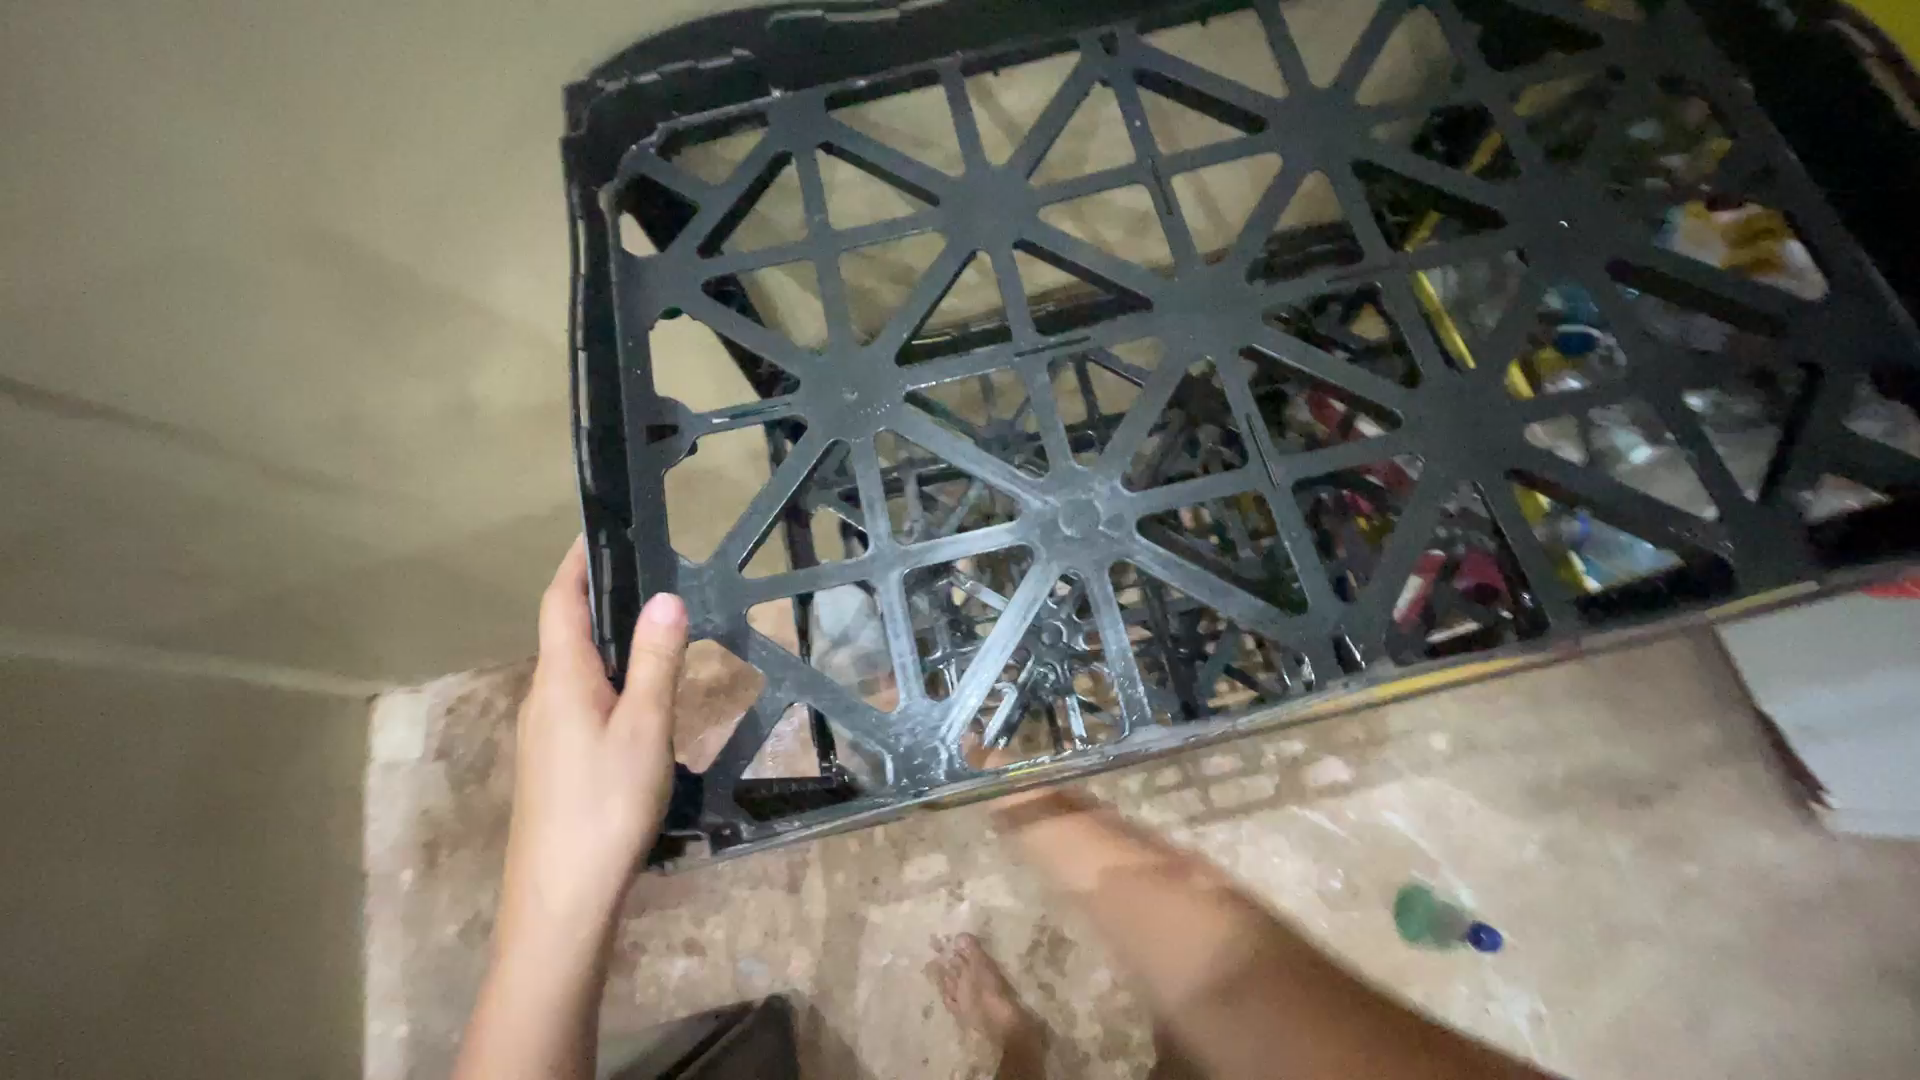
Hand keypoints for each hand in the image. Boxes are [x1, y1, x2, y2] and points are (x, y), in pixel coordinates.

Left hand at [495, 537, 687, 956]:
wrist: (562, 900)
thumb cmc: (605, 804)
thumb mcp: (644, 729)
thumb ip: (656, 662)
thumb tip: (665, 597)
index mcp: (561, 680)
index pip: (560, 603)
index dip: (576, 563)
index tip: (599, 531)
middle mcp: (543, 698)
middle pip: (565, 632)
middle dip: (598, 597)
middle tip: (650, 574)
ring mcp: (543, 733)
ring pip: (575, 669)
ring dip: (606, 640)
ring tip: (655, 626)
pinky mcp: (553, 762)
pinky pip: (580, 699)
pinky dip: (608, 677)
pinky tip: (642, 697)